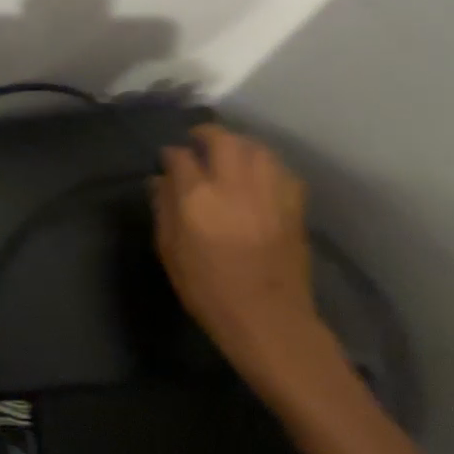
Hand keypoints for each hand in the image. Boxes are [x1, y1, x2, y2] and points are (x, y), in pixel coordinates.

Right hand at [152, 124, 323, 379]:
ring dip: (239, 144)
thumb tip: (159, 180)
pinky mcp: (294, 206)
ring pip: (256, 148)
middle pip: (223, 140)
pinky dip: (267, 164)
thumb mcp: (170, 250)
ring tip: (229, 152)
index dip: (170, 154)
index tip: (166, 160)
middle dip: (207, 134)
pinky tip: (258, 174)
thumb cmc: (207, 288)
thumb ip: (163, 208)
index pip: (180, 156)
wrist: (267, 319)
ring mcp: (269, 194)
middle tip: (197, 140)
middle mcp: (234, 186)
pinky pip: (281, 170)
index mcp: (197, 197)